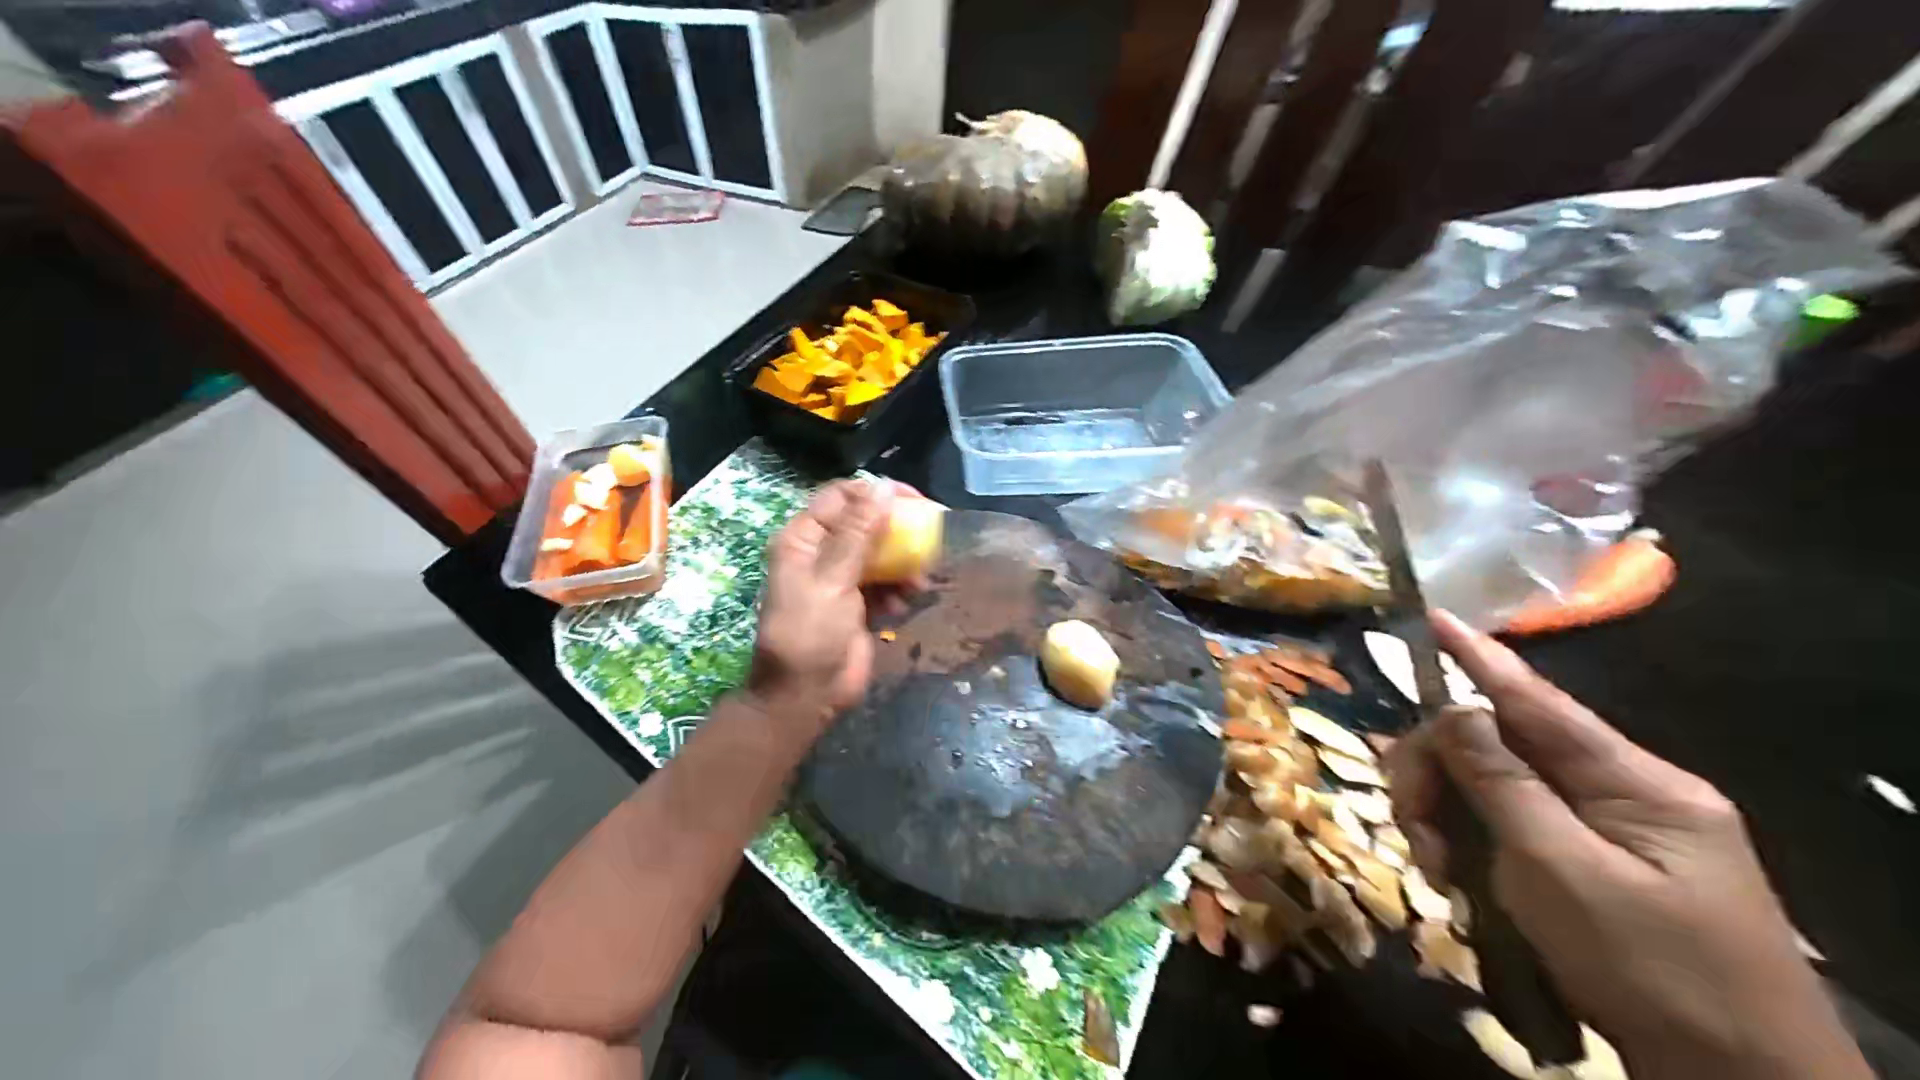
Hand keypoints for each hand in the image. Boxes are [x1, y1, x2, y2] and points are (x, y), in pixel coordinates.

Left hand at [746, 479, 895, 739]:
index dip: (877, 493)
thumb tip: (883, 487)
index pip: (841, 497)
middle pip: (865, 522)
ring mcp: (842, 578)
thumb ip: (858, 534)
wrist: (807, 696)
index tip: (914, 501)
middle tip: (931, 533)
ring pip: (880, 552)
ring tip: (919, 579)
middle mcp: (821, 552)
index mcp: (803, 539)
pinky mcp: (860, 602)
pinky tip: (907, 602)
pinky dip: (900, 587)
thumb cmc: (810, 634)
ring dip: (903, 561)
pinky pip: (886, 581)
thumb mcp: (832, 580)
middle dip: (897, 529)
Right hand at [1386, 610, 1869, 1079]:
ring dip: (1444, 816)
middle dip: (1437, 774)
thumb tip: (1455, 710)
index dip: (1482, 658)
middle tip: (1411, 825)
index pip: (1540, 702)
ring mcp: (1603, 829)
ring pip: (1490, 785)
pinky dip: (1467, 844)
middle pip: (1498, 747)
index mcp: (1638, 785)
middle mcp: (1620, 792)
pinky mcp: (1584, 862)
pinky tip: (1455, 879)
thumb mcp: (1561, 873)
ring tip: (1435, 868)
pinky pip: (1504, 825)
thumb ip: (1503, 784)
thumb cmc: (1653, 971)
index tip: (1434, 616)